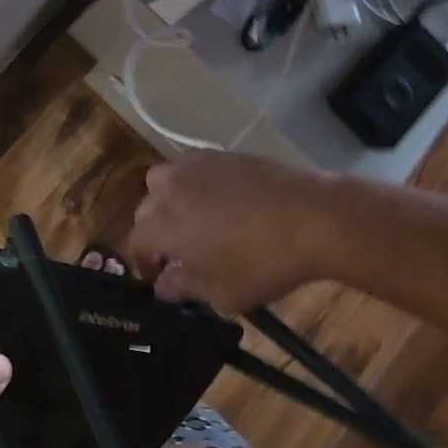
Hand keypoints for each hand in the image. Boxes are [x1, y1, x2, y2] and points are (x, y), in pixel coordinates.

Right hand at [127, 152, 340, 313]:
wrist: (312, 217)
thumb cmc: (262, 263)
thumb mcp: (222, 293)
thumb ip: (185, 288)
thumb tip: (164, 285)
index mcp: (163, 225)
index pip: (135, 242)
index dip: (142, 263)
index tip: (158, 278)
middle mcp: (170, 189)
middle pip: (146, 209)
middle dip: (155, 231)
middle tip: (178, 252)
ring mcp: (196, 166)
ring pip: (166, 181)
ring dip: (170, 201)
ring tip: (194, 220)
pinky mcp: (223, 155)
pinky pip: (195, 169)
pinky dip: (197, 185)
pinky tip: (222, 202)